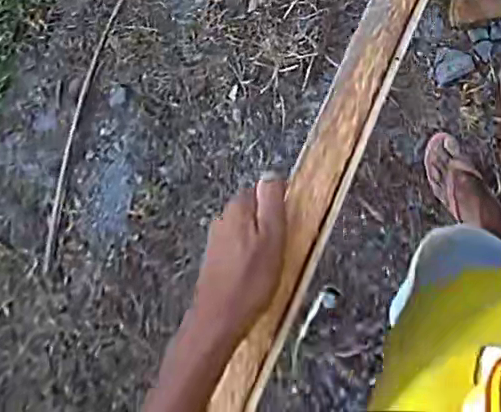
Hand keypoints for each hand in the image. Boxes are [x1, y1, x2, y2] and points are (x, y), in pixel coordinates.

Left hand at [143, 178, 287, 411]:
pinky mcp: (214, 259)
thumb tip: (271, 175)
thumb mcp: (272, 236)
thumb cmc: (249, 281)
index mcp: (238, 206)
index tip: (287, 230)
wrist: (215, 324)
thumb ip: (272, 201)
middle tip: (279, 251)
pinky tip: (252, 279)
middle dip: (270, 226)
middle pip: (256, 210)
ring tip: (266, 270)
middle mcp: (224, 216)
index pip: (266, 189)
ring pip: (248, 231)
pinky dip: (248, 259)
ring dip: (259, 244)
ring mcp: (216, 238)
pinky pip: (238, 249)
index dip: (281, 208)